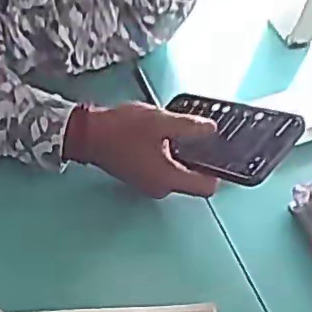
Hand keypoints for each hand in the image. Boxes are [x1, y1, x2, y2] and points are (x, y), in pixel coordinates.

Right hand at [63, 103, 220, 198]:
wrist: (89, 135)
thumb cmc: (122, 129)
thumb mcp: (161, 122)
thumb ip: (190, 127)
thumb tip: (211, 129)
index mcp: (168, 179)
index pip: (206, 187)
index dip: (218, 172)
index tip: (223, 155)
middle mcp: (161, 188)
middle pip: (192, 180)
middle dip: (199, 161)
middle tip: (203, 136)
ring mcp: (149, 185)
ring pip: (177, 175)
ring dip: (182, 157)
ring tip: (181, 133)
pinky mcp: (141, 178)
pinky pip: (164, 171)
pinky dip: (168, 158)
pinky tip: (165, 139)